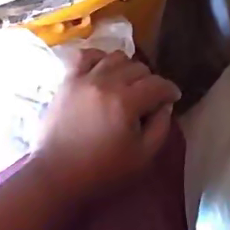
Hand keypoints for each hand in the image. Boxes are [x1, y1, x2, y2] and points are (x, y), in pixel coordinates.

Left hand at [29, 48, 179, 205]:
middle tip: (150, 96)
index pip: (156, 84)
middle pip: (137, 67)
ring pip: (114, 57)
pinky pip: (85, 55)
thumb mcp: (142, 157)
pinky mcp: (67, 80)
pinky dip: (99, 57)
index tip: (173, 97)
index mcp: (126, 102)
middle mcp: (106, 82)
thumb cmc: (102, 171)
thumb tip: (165, 105)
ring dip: (127, 67)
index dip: (169, 90)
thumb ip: (160, 127)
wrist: (57, 173)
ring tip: (128, 83)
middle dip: (150, 80)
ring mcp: (84, 78)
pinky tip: (104, 69)